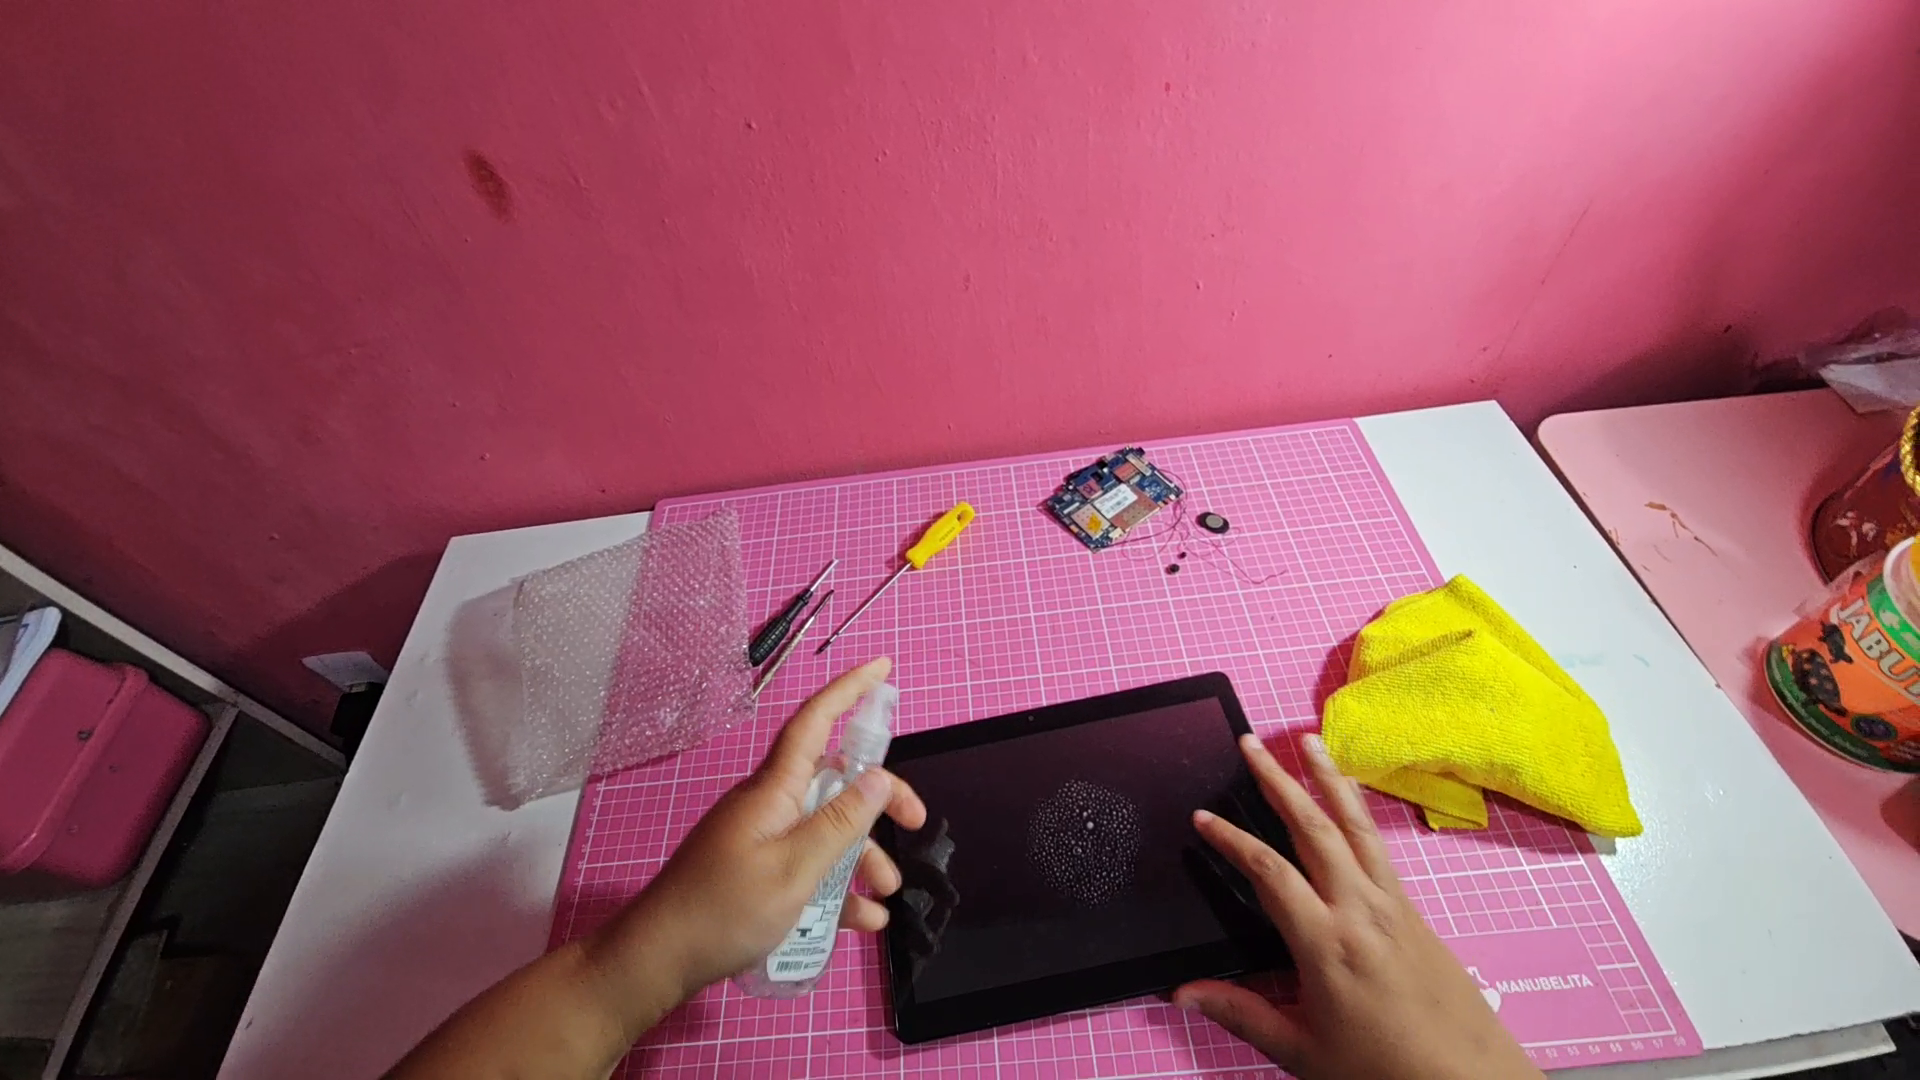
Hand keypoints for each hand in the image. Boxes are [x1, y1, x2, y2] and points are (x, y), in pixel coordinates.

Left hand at [591, 657, 926, 999]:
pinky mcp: (758, 868)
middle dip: (879, 798)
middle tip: (916, 821)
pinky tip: (863, 918)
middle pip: (836, 780)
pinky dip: (837, 887)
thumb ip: (841, 821)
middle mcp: (772, 802)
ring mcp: (764, 836)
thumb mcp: (795, 868)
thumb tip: (878, 776)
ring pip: (827, 828)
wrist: (655, 962)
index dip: (849, 688)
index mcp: (775, 788)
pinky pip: (808, 864)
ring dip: (861, 855)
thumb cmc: (725, 909)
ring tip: (886, 892)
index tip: (882, 666)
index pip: (816, 719)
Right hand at [1174, 733, 1542, 1079]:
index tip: (1202, 817)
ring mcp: (1392, 905)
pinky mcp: (1413, 910)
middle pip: (1313, 826)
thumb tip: (1181, 994)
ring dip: (1327, 777)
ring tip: (1308, 740)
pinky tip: (1348, 797)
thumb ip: (1240, 1013)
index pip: (1268, 872)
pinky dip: (1358, 810)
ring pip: (1354, 824)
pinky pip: (1379, 846)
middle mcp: (1360, 910)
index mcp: (1326, 943)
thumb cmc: (1386, 1074)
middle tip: (1251, 743)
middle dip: (1277, 779)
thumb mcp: (1302, 1052)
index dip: (1231, 839)